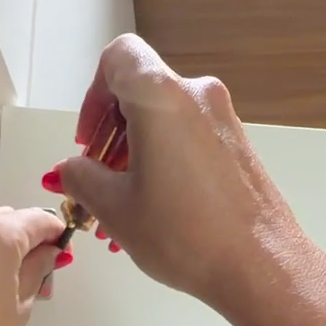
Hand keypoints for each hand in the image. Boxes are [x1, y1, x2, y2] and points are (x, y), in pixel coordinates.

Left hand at [0, 206, 67, 325]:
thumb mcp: (20, 305)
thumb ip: (36, 270)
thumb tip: (46, 255)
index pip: (37, 220)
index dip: (54, 234)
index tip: (61, 250)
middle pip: (9, 219)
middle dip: (27, 238)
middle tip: (39, 268)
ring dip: (2, 245)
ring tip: (10, 280)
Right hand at [46, 34, 306, 318]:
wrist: (257, 266)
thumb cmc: (184, 234)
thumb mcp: (114, 208)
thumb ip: (81, 178)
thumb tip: (68, 169)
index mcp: (161, 96)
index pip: (117, 59)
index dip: (92, 97)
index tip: (87, 143)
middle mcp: (196, 95)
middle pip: (140, 94)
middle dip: (109, 138)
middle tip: (96, 184)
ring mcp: (221, 120)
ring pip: (162, 124)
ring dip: (132, 160)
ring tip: (119, 212)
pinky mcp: (236, 147)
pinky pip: (186, 142)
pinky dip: (161, 166)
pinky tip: (151, 213)